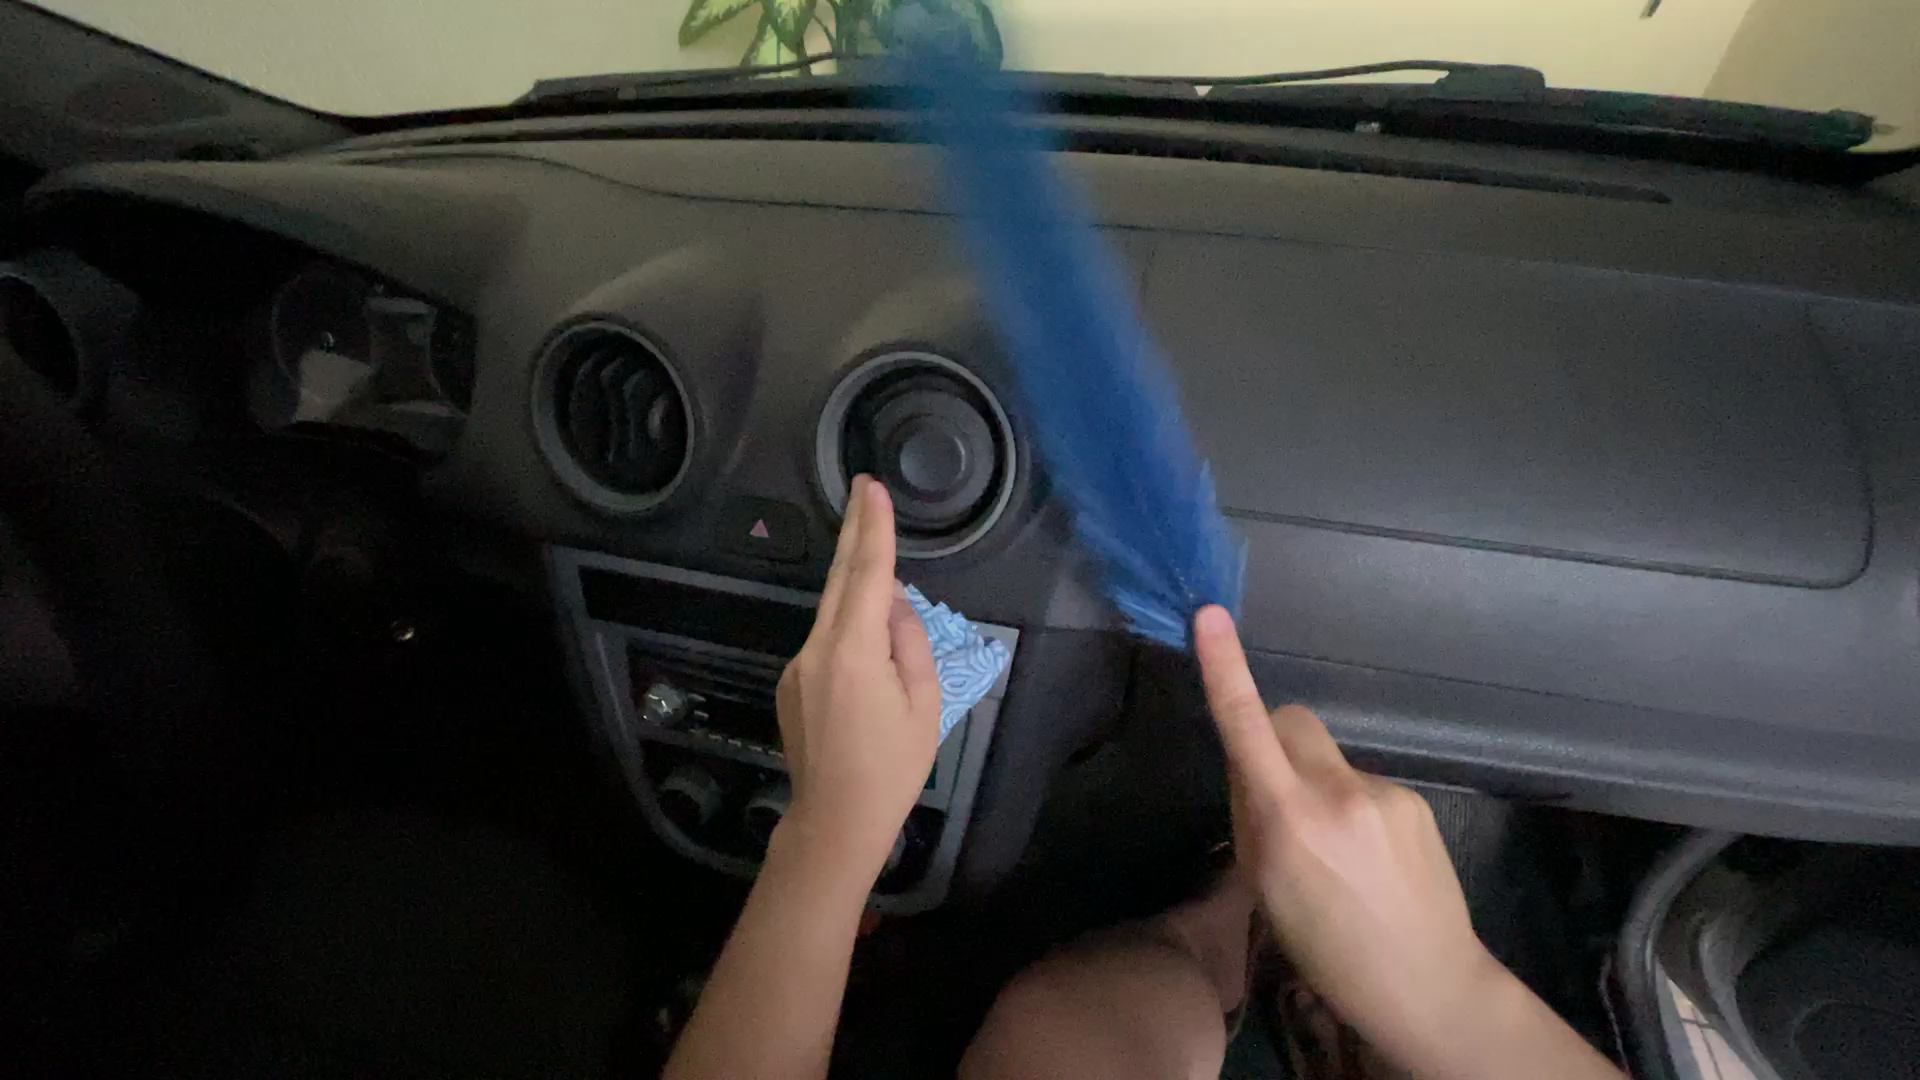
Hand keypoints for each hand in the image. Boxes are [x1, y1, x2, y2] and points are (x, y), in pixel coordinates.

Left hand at [775, 475, 941, 879]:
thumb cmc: (892, 768)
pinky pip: (825, 640)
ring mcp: (797, 665)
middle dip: (854, 530)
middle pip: (840, 579)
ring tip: (886, 589)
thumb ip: (910, 642)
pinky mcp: (790, 681)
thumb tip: (894, 605)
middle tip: (863, 488)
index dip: (873, 529)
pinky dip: (848, 629)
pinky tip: (868, 658)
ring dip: (857, 587)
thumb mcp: (925, 705)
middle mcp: (817, 649)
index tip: (872, 490)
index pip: (869, 576)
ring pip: (833, 612)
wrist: (834, 821)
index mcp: (855, 652)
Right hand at [1192, 606, 1502, 1069]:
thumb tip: (1246, 762)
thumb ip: (1249, 810)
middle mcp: (1338, 790)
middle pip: (1289, 720)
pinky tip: (1364, 853)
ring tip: (1330, 846)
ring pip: (1322, 755)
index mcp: (1289, 816)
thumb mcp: (1263, 883)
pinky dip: (1345, 801)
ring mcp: (1384, 791)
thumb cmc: (1326, 946)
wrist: (1432, 989)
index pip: (1245, 726)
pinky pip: (1357, 779)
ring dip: (1310, 779)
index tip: (1209, 616)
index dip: (1223, 667)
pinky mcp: (1414, 800)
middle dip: (1269, 735)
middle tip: (1270, 791)